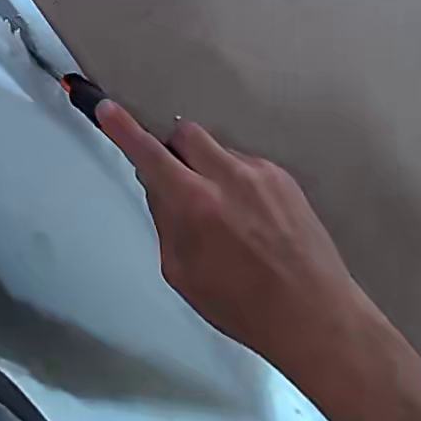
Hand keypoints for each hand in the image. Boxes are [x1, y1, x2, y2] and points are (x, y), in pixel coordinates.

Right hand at [97, 99, 381, 379]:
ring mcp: (259, 171)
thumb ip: (165, 220)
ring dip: (208, 168)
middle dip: (174, 150)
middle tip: (181, 182)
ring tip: (227, 213)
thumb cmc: (240, 305)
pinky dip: (237, 182)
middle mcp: (227, 176)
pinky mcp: (283, 175)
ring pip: (217, 149)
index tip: (106, 106)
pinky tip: (253, 219)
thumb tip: (157, 184)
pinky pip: (246, 164)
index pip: (149, 155)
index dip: (123, 128)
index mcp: (195, 204)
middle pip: (185, 132)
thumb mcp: (182, 273)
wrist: (315, 314)